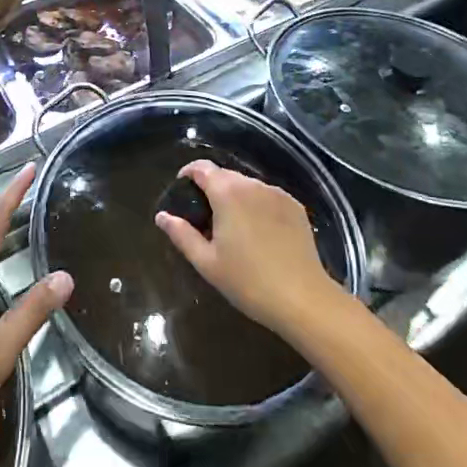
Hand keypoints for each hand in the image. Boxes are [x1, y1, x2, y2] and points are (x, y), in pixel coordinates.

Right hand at [155, 159, 346, 340]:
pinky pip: (267, 196)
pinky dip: (256, 205)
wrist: (303, 299)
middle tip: (204, 217)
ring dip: (234, 196)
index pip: (201, 168)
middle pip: (225, 175)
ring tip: (232, 226)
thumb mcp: (206, 262)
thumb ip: (181, 234)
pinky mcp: (296, 207)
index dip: (187, 174)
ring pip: (247, 185)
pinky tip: (258, 231)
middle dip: (210, 188)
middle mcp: (253, 185)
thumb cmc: (248, 282)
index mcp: (227, 193)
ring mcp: (278, 194)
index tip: (181, 192)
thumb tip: (162, 216)